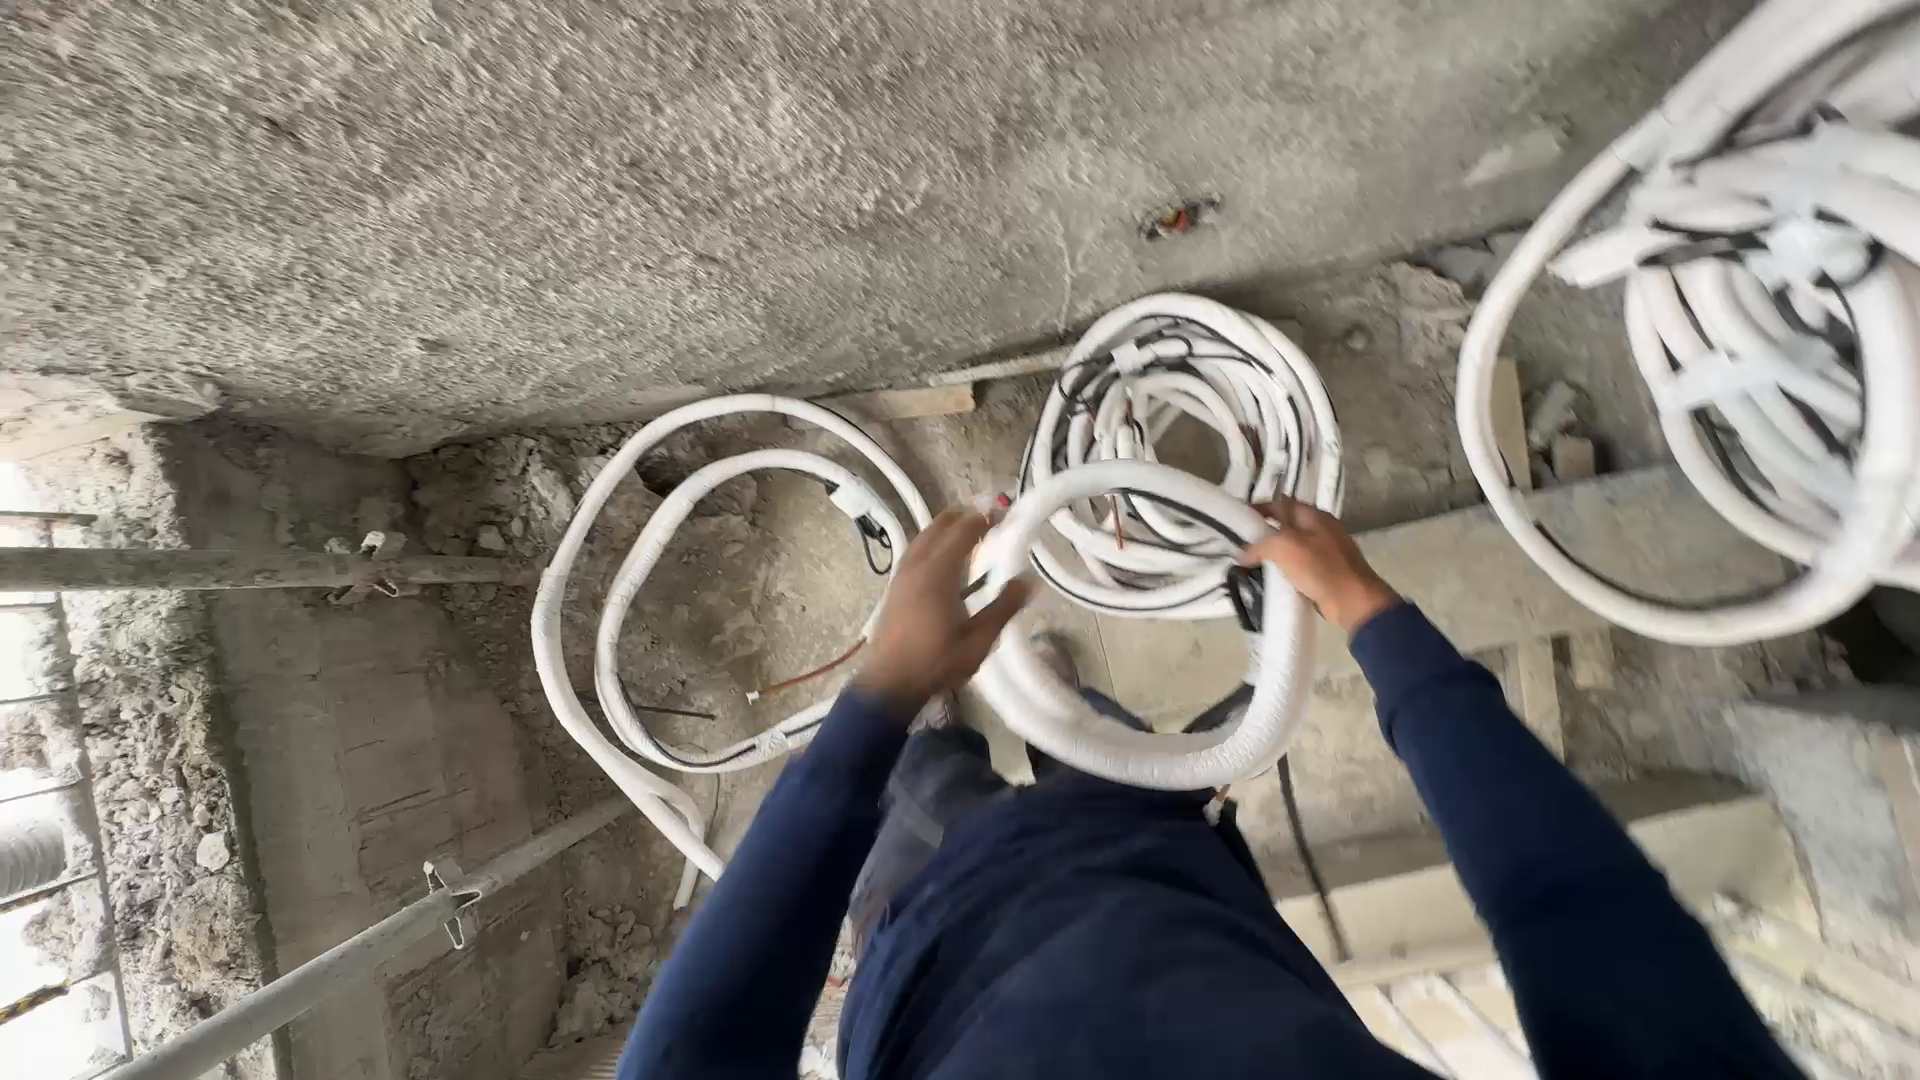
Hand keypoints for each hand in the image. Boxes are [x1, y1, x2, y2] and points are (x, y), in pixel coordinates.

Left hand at [852, 506, 1033, 716]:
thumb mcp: (979, 640)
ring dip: (945, 526)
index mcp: (938, 573)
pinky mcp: (894, 588)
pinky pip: (915, 551)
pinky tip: (941, 554)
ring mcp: (901, 576)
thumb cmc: (936, 662)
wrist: (889, 684)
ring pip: (923, 537)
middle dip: (964, 515)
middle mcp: (917, 566)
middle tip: (987, 513)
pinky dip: (932, 541)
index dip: (984, 518)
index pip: (963, 532)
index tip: (1005, 513)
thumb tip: (1029, 581)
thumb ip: (1004, 607)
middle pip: (939, 527)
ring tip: (966, 525)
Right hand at [1240, 497, 1399, 634]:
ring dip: (1272, 553)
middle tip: (1241, 543)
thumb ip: (1260, 545)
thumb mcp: (1285, 547)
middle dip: (1263, 533)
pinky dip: (1283, 569)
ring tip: (1250, 562)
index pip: (1281, 503)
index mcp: (1315, 516)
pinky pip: (1298, 565)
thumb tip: (1243, 555)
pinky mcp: (1326, 572)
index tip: (1238, 519)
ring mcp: (1326, 551)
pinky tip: (1270, 578)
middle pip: (1286, 525)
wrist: (1353, 602)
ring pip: (1291, 546)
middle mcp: (1321, 530)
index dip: (1259, 508)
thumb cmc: (1321, 568)